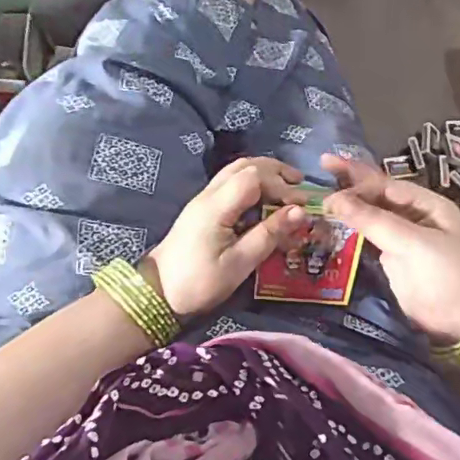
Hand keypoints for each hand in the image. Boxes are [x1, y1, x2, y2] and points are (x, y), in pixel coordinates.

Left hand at [144, 157, 310, 316]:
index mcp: (216, 207)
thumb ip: (269, 234)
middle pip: (245, 166)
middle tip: (301, 187)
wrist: (158, 292)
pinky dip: (252, 185)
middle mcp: (209, 195)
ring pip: (236, 172)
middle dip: (276, 172)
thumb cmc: (199, 282)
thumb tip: (299, 212)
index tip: (301, 205)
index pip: (253, 176)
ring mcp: (203, 200)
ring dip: (264, 175)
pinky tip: (266, 200)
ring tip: (288, 189)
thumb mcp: (239, 264)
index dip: (281, 185)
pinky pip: (230, 185)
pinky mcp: (203, 210)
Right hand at [322, 153, 459, 344]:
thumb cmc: (450, 277)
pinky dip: (349, 233)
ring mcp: (403, 242)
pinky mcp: (393, 264)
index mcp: (426, 205)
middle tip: (319, 169)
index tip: (326, 171)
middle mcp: (413, 218)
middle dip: (349, 184)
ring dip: (346, 209)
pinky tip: (330, 227)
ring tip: (317, 198)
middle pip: (376, 196)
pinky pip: (368, 240)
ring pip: (370, 218)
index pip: (385, 183)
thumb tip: (334, 199)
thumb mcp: (415, 244)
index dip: (356, 177)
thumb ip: (374, 221)